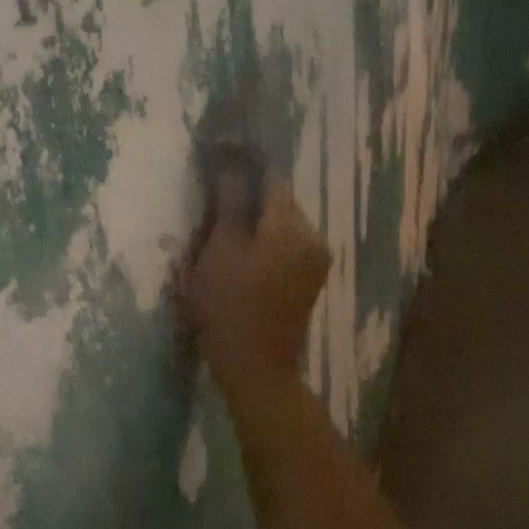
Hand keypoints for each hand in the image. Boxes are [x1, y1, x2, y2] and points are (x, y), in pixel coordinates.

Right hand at [176, 181, 331, 381]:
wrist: (255, 367)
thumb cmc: (229, 306)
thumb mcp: (220, 249)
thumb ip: (227, 202)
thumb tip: (229, 164)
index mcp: (292, 225)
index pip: (270, 178)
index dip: (243, 166)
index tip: (218, 161)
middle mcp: (312, 237)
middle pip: (278, 202)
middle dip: (248, 199)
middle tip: (214, 205)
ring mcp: (314, 262)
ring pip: (281, 227)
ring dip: (254, 223)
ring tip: (222, 234)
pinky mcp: (308, 283)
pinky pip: (285, 249)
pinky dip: (263, 246)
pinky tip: (239, 259)